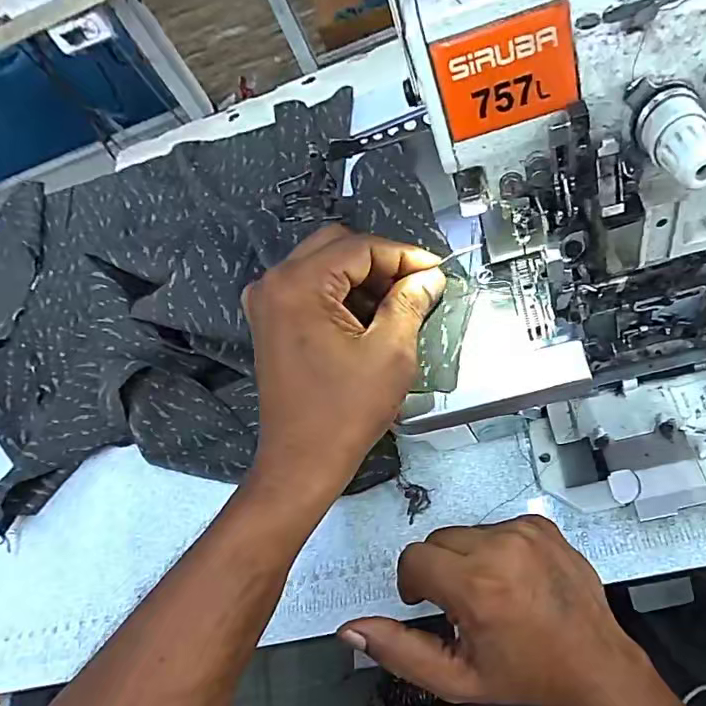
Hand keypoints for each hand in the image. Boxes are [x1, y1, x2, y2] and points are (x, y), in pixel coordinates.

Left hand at [242, 224, 444, 494]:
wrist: (304, 458)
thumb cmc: (345, 412)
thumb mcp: (391, 353)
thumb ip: (409, 304)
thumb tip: (428, 278)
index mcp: (298, 286)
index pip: (358, 247)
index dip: (403, 254)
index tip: (436, 270)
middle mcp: (274, 285)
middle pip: (337, 246)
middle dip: (383, 261)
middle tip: (419, 285)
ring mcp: (269, 304)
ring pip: (325, 266)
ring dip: (365, 278)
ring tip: (401, 305)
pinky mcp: (273, 323)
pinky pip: (313, 290)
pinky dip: (345, 295)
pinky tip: (374, 319)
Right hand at [338, 516, 660, 705]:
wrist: (590, 660)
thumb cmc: (529, 672)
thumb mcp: (455, 678)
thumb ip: (398, 651)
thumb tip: (354, 629)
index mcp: (478, 585)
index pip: (414, 558)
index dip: (414, 585)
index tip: (429, 603)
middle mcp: (504, 549)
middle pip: (438, 541)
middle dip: (440, 571)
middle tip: (464, 605)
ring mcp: (528, 533)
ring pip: (468, 533)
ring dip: (470, 558)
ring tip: (494, 594)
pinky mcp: (544, 527)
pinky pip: (499, 527)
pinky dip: (498, 548)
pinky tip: (514, 579)